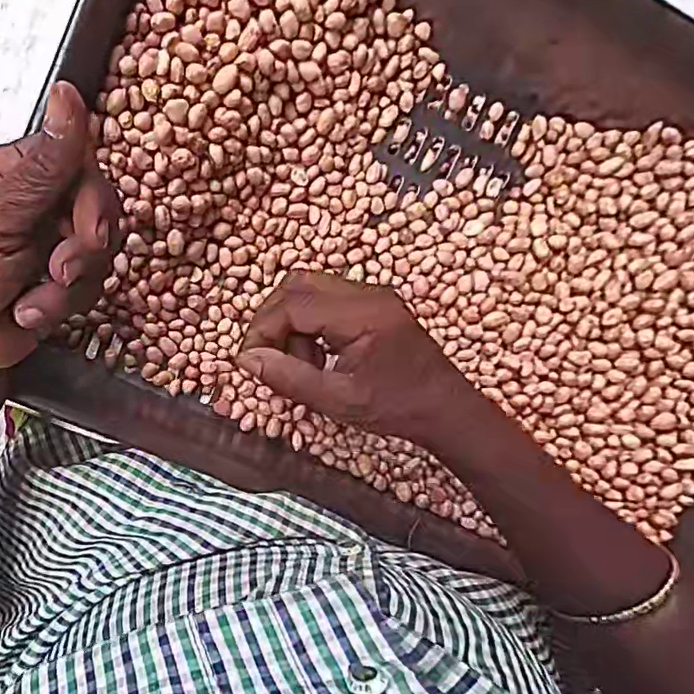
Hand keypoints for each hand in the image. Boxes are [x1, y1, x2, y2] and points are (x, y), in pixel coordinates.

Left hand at [0, 82, 122, 434]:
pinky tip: (29, 312)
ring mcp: (50, 243)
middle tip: (61, 268)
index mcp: (10, 174)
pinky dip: (63, 304)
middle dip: (83, 244)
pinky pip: (92, 283)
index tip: (85, 224)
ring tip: (33, 298)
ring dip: (70, 282)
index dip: (89, 194)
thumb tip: (68, 96)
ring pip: (99, 248)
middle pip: (96, 204)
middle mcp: (34, 203)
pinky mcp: (61, 281)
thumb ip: (44, 166)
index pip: (74, 160)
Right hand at [237, 271, 479, 445]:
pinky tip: (317, 359)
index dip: (262, 330)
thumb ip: (288, 378)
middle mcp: (368, 294)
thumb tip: (246, 360)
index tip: (250, 360)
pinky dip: (309, 326)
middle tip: (268, 358)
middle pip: (297, 285)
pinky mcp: (372, 305)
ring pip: (308, 290)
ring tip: (302, 365)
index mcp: (363, 314)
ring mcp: (372, 296)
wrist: (446, 409)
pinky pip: (325, 301)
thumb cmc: (398, 408)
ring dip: (291, 325)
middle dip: (273, 321)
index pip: (293, 304)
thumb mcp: (337, 401)